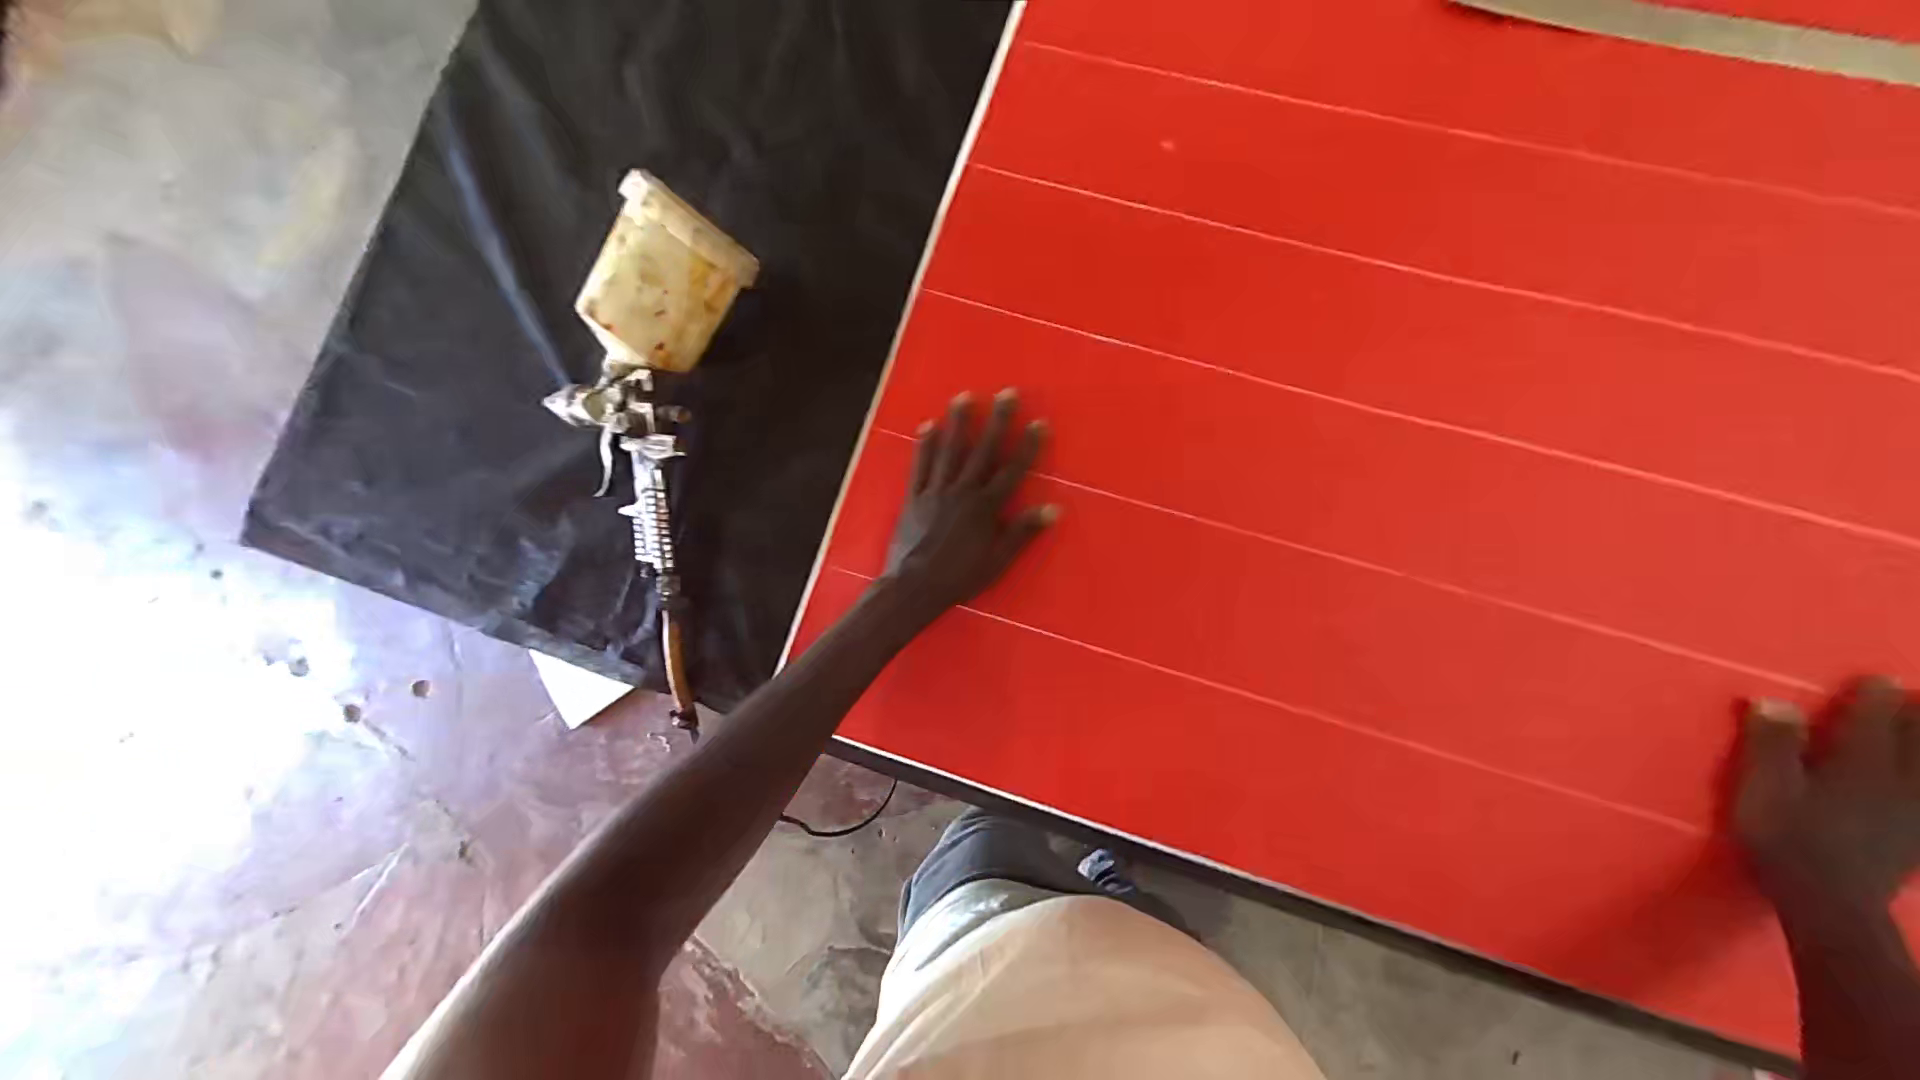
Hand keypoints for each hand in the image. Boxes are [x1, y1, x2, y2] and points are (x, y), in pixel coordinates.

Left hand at [879, 389, 1056, 621]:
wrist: (914, 586)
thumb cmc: (960, 577)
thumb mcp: (998, 561)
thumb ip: (1023, 532)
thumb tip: (1053, 508)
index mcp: (986, 507)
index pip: (1013, 470)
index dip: (1027, 446)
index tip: (1038, 422)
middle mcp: (962, 492)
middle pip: (983, 451)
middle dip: (997, 421)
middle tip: (1006, 393)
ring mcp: (935, 491)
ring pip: (949, 451)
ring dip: (958, 422)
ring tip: (964, 396)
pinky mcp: (914, 497)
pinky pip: (920, 466)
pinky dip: (924, 445)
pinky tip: (927, 425)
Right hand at [1736, 677, 1919, 913]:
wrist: (1826, 898)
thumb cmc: (1782, 834)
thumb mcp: (1762, 786)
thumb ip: (1771, 744)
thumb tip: (1775, 701)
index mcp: (1857, 769)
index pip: (1871, 724)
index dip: (1874, 700)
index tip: (1879, 679)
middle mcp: (1899, 785)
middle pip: (1918, 746)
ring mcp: (1916, 814)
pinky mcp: (1919, 838)